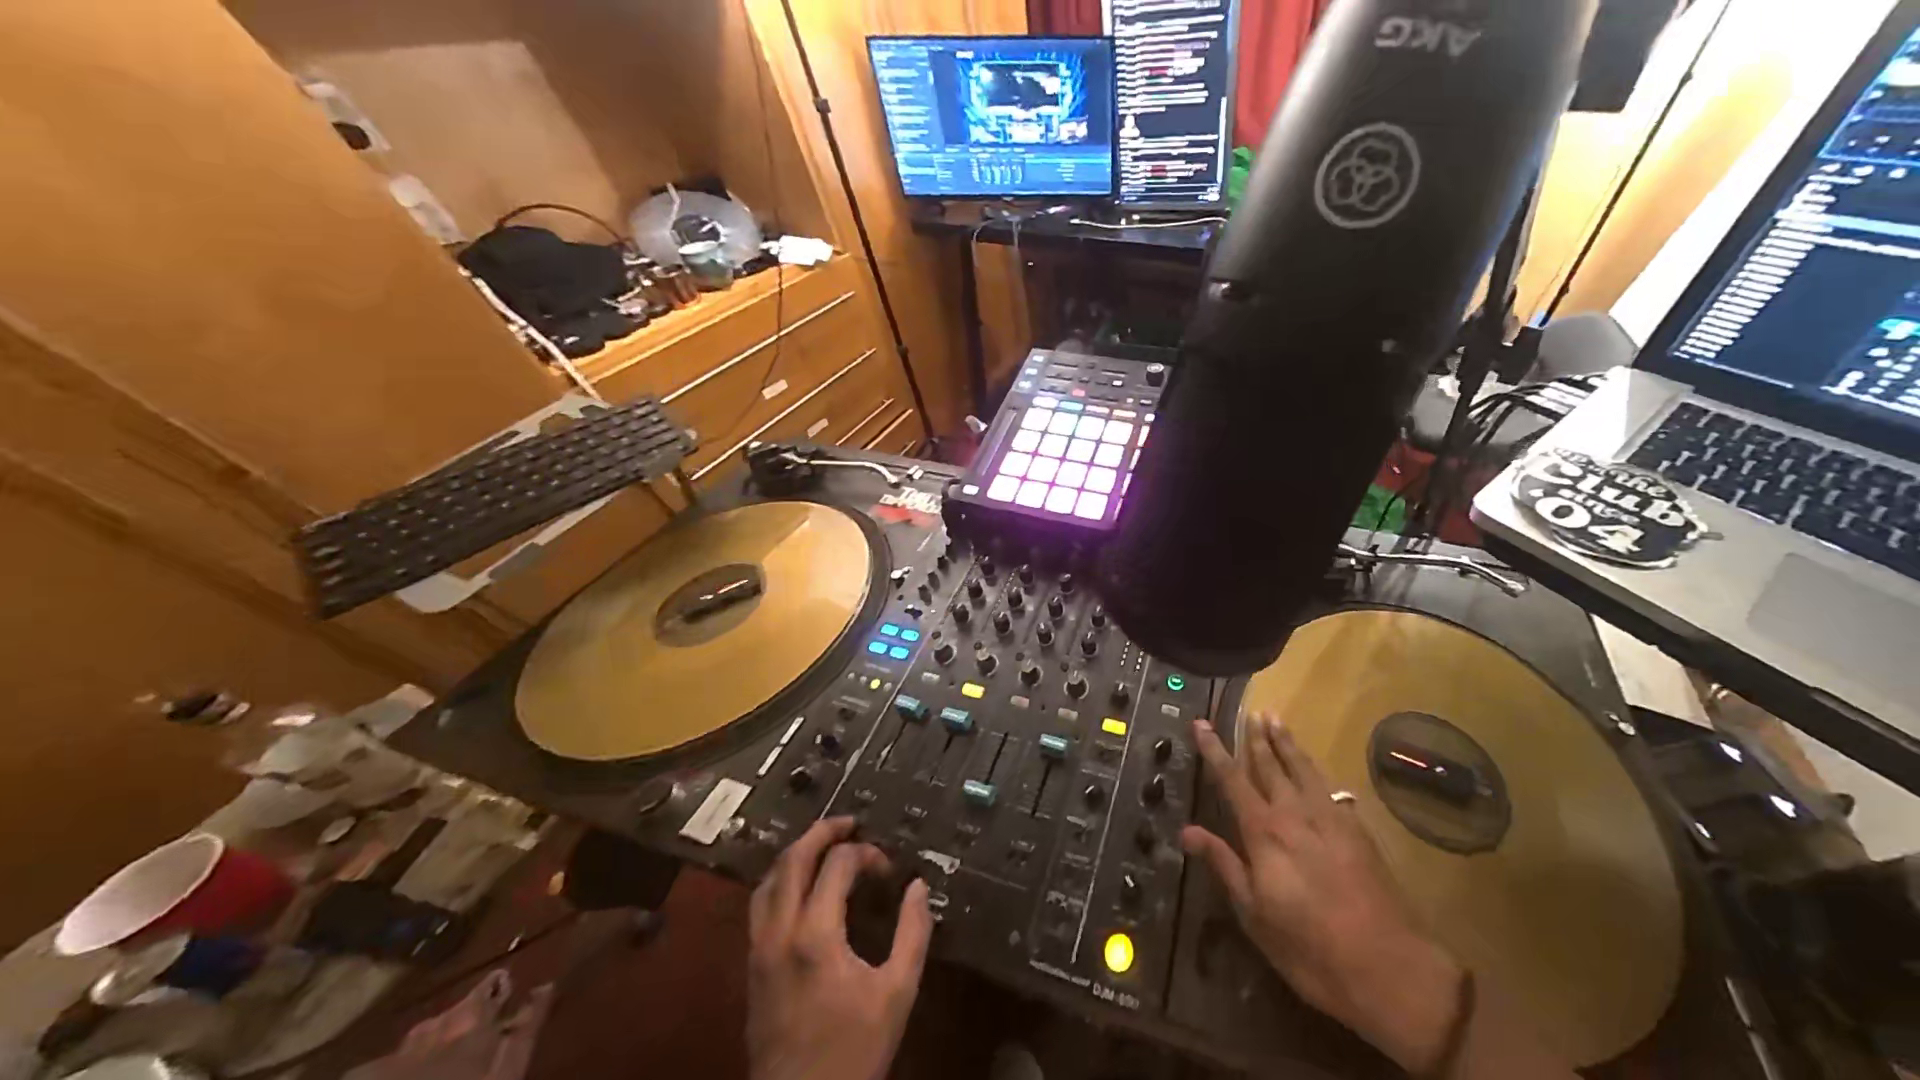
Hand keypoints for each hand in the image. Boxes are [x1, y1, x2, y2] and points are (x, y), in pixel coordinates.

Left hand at [747, 818, 932, 1079]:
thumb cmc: (854, 1051)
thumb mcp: (897, 994)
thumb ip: (912, 933)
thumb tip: (918, 887)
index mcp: (816, 934)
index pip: (837, 865)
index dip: (866, 854)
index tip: (888, 868)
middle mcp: (779, 930)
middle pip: (793, 859)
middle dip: (822, 832)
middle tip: (849, 823)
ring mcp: (758, 947)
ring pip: (769, 878)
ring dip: (797, 853)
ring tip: (824, 845)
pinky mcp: (751, 964)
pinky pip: (759, 903)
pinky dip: (781, 880)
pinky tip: (800, 886)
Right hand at [1183, 714, 1464, 1073]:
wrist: (1390, 970)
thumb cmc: (1309, 947)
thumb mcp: (1254, 913)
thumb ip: (1223, 864)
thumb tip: (1186, 830)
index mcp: (1265, 832)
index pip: (1232, 779)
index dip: (1214, 750)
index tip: (1201, 723)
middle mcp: (1296, 815)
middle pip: (1271, 765)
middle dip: (1257, 738)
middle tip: (1248, 712)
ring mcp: (1332, 821)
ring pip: (1304, 770)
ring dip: (1287, 744)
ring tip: (1276, 720)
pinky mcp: (1359, 833)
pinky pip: (1331, 788)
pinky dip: (1317, 771)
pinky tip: (1316, 771)